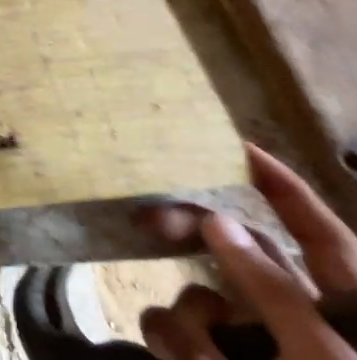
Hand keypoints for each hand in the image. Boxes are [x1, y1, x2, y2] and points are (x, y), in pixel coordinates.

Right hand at [138, 144, 356, 358]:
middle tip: (146, 219)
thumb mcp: (325, 356)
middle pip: (238, 251)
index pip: (322, 234)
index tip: (237, 143)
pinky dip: (181, 348)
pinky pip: (179, 337)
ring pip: (198, 299)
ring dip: (192, 324)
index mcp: (348, 307)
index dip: (283, 188)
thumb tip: (217, 221)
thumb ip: (275, 289)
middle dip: (190, 234)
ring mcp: (255, 345)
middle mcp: (300, 317)